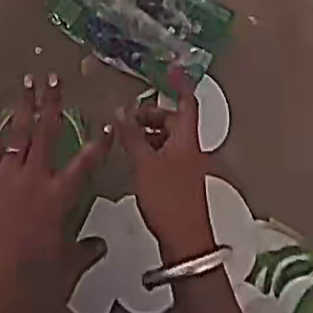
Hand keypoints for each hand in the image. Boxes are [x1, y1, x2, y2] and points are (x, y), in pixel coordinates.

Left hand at [0, 74, 111, 312]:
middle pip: (46, 132)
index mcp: (56, 200)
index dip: (99, 144)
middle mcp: (32, 181)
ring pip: (16, 132)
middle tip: (55, 77)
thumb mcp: (62, 276)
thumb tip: (99, 246)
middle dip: (52, 102)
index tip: (108, 126)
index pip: (85, 165)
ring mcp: (4, 180)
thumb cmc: (24, 291)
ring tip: (27, 81)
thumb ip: (81, 255)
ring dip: (23, 104)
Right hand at [115, 77, 214, 257]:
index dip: (180, 84)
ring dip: (149, 132)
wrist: (186, 243)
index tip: (169, 69)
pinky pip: (164, 154)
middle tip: (130, 115)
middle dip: (151, 113)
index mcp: (186, 138)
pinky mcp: (179, 181)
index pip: (187, 102)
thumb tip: (122, 112)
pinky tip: (135, 156)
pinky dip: (150, 148)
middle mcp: (189, 148)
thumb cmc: (169, 200)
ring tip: (127, 136)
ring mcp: (186, 165)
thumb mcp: (145, 163)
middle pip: (173, 120)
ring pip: (167, 137)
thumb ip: (132, 136)